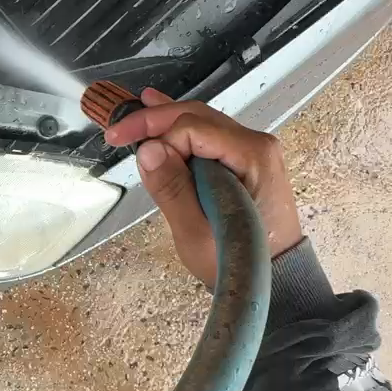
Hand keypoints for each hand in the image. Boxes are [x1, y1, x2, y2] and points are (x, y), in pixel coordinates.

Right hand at [102, 89, 303, 287]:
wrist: (275, 278)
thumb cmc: (236, 261)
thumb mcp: (196, 233)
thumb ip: (172, 189)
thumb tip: (147, 150)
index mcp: (251, 157)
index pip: (191, 128)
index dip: (154, 133)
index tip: (120, 144)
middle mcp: (256, 145)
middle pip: (197, 117)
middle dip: (154, 120)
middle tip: (117, 129)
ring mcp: (253, 152)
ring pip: (202, 123)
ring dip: (165, 121)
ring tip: (133, 113)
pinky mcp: (245, 163)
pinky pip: (208, 137)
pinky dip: (180, 131)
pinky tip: (161, 117)